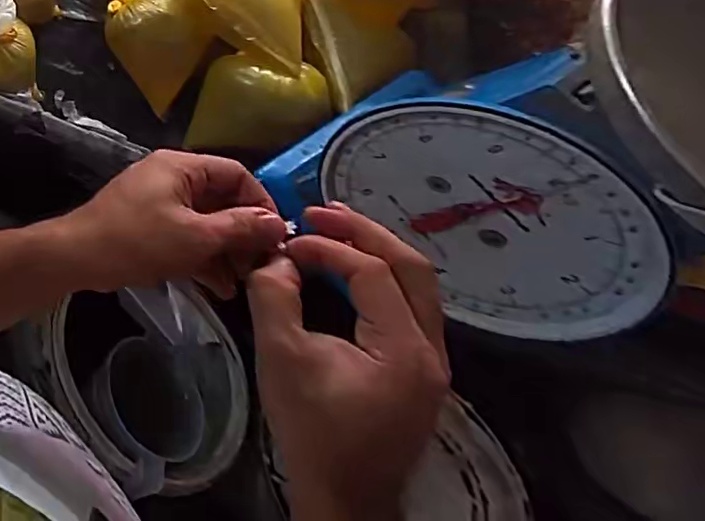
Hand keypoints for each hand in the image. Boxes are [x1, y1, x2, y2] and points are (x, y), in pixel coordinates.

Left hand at [48, 150, 288, 296]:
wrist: (80, 256)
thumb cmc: (139, 240)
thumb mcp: (196, 236)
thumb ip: (239, 227)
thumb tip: (278, 222)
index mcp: (181, 167)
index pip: (236, 173)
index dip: (261, 203)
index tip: (278, 238)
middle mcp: (172, 177)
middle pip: (222, 199)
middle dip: (244, 234)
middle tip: (262, 268)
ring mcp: (160, 200)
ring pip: (206, 220)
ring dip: (226, 251)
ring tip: (242, 284)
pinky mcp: (151, 224)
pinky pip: (187, 234)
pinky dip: (203, 256)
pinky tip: (220, 288)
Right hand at [246, 204, 448, 520]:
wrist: (342, 494)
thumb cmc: (312, 426)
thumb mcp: (280, 355)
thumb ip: (274, 294)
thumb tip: (276, 256)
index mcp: (405, 350)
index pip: (372, 272)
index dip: (327, 247)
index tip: (286, 244)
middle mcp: (431, 351)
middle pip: (412, 268)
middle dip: (364, 232)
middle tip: (318, 212)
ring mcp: (431, 360)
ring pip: (416, 283)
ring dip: (374, 248)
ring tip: (332, 226)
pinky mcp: (417, 366)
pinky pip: (406, 302)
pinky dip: (377, 273)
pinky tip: (345, 264)